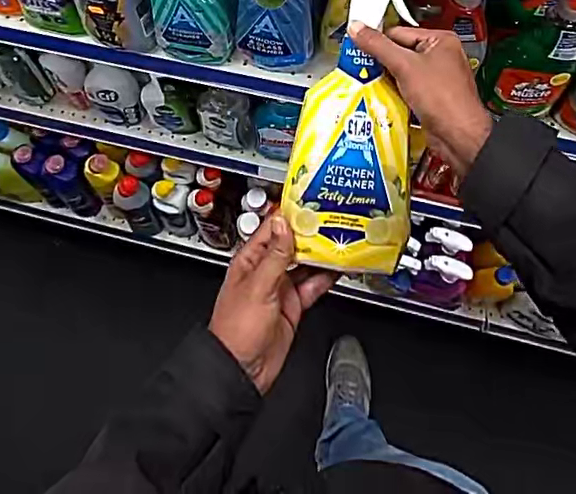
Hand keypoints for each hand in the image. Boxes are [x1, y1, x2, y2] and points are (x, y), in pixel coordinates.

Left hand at [209, 214, 337, 392]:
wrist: (241, 372)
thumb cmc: (235, 330)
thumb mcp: (258, 286)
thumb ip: (275, 256)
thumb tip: (283, 224)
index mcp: (251, 260)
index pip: (273, 228)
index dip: (290, 215)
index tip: (309, 203)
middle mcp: (266, 270)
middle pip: (292, 244)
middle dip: (311, 233)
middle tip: (331, 220)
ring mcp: (281, 287)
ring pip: (305, 264)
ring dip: (321, 254)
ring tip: (339, 240)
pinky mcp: (293, 305)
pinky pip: (312, 286)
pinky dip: (325, 277)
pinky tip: (337, 269)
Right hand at [346, 23, 492, 173]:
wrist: (459, 137)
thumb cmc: (444, 99)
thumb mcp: (405, 66)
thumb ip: (378, 46)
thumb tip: (358, 28)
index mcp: (440, 40)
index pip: (399, 33)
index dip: (378, 40)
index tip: (357, 44)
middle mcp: (440, 56)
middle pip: (399, 52)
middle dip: (381, 62)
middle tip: (360, 66)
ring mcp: (435, 78)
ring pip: (401, 73)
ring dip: (385, 80)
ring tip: (368, 82)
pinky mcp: (430, 97)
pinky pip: (405, 89)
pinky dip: (393, 93)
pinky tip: (381, 96)